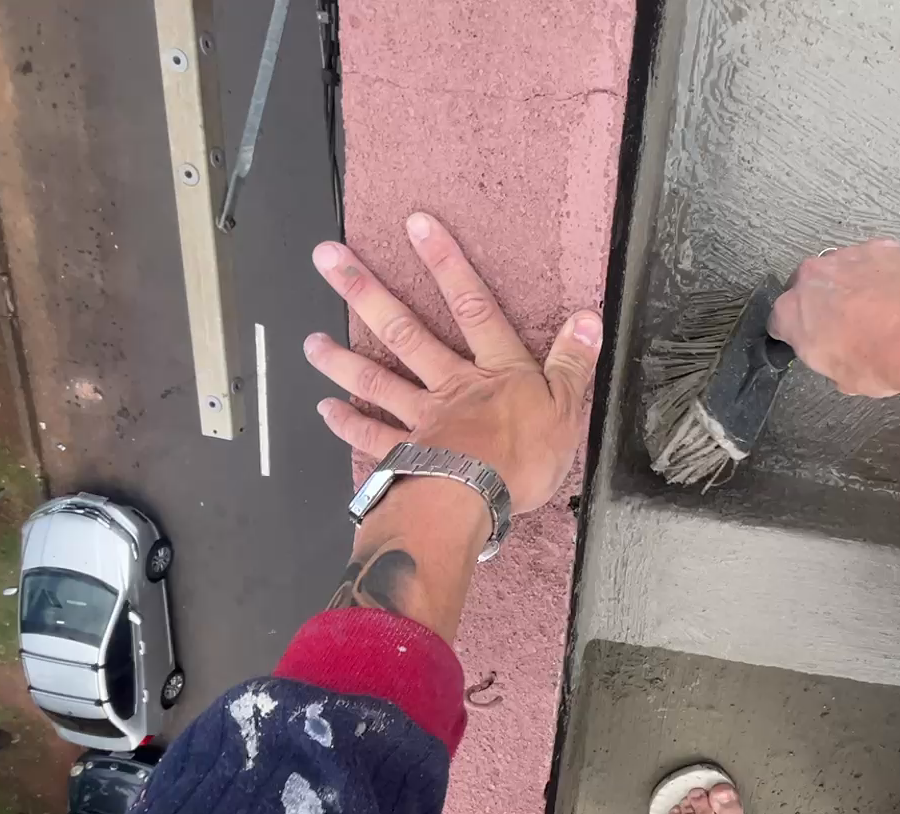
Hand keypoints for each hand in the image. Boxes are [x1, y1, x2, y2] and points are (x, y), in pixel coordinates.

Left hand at [305, 212, 600, 513]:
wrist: (475, 500)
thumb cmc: (523, 458)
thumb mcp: (566, 409)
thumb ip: (573, 364)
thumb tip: (587, 319)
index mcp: (495, 373)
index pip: (474, 309)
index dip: (449, 265)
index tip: (417, 226)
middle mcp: (451, 386)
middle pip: (406, 333)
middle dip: (368, 292)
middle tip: (328, 258)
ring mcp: (422, 419)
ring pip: (378, 381)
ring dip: (342, 359)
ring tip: (312, 341)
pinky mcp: (405, 455)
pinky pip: (373, 435)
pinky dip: (348, 423)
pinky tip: (326, 409)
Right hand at [766, 239, 899, 398]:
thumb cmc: (880, 357)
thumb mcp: (843, 378)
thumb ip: (830, 359)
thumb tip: (841, 359)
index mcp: (792, 311)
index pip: (781, 320)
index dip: (795, 332)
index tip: (808, 338)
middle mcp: (814, 276)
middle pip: (809, 287)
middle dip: (823, 303)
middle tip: (845, 326)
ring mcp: (848, 257)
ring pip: (842, 269)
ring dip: (853, 285)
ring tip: (876, 311)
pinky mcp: (882, 247)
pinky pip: (876, 260)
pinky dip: (883, 274)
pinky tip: (897, 296)